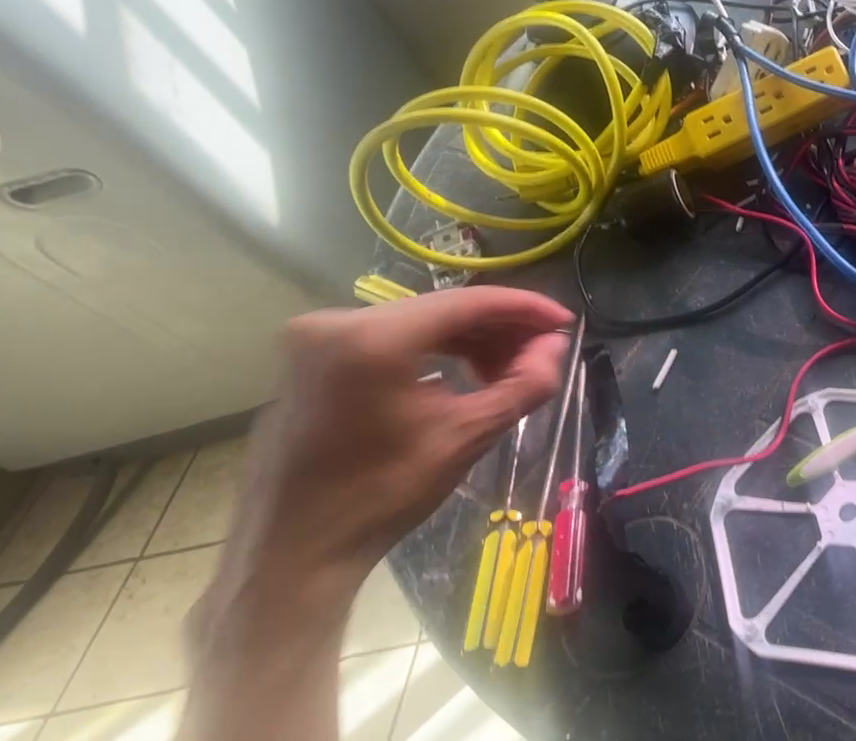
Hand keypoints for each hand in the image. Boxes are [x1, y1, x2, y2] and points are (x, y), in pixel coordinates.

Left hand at [179, 287, 570, 740]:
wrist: (290, 553)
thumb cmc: (382, 494)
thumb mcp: (467, 436)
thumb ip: (523, 384)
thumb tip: (555, 348)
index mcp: (373, 337)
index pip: (469, 302)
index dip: (526, 308)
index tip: (565, 323)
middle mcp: (337, 323)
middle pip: (443, 310)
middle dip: (499, 330)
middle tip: (541, 355)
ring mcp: (316, 341)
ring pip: (418, 323)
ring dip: (469, 342)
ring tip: (506, 373)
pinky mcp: (309, 361)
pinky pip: (389, 339)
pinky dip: (432, 352)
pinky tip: (462, 378)